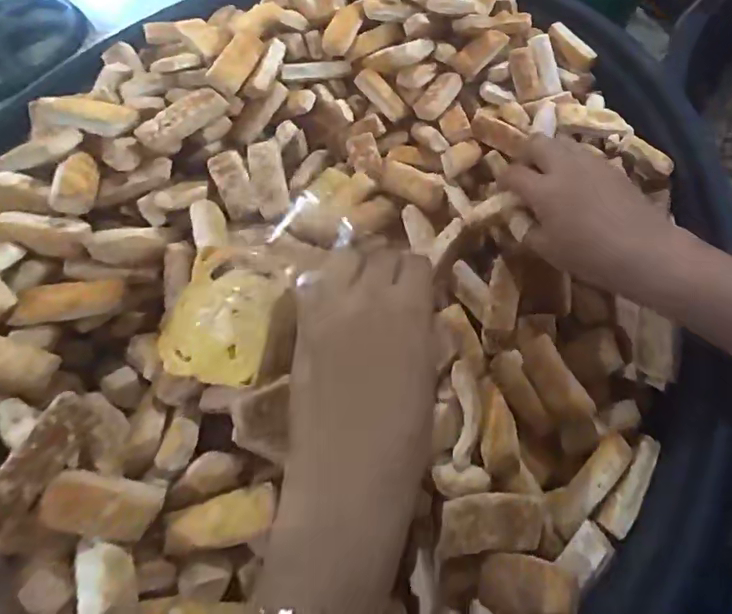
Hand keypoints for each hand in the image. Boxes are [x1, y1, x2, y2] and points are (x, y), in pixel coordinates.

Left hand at [287, 245, 435, 507]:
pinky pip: (312, 284)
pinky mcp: (302, 326)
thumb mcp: (429, 372)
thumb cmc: (405, 435)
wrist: (347, 476)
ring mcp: (329, 308)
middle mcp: (368, 296)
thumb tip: (423, 309)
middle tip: (391, 290)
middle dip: (390, 266)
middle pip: (380, 254)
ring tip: (359, 290)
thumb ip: (425, 328)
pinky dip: (325, 285)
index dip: (419, 273)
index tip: (420, 288)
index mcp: (409, 308)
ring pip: (343, 258)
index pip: (415, 261)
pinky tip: (332, 306)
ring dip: (356, 267)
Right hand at [498, 135, 685, 299]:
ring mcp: (590, 161)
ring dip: (551, 153)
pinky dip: (574, 162)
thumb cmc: (591, 256)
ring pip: (562, 142)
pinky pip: (584, 154)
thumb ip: (527, 230)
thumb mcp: (549, 251)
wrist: (645, 249)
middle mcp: (563, 166)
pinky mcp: (611, 165)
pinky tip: (580, 184)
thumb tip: (517, 216)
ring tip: (553, 175)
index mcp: (543, 188)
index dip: (503, 180)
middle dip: (526, 154)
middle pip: (536, 142)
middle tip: (527, 173)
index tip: (503, 189)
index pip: (513, 173)